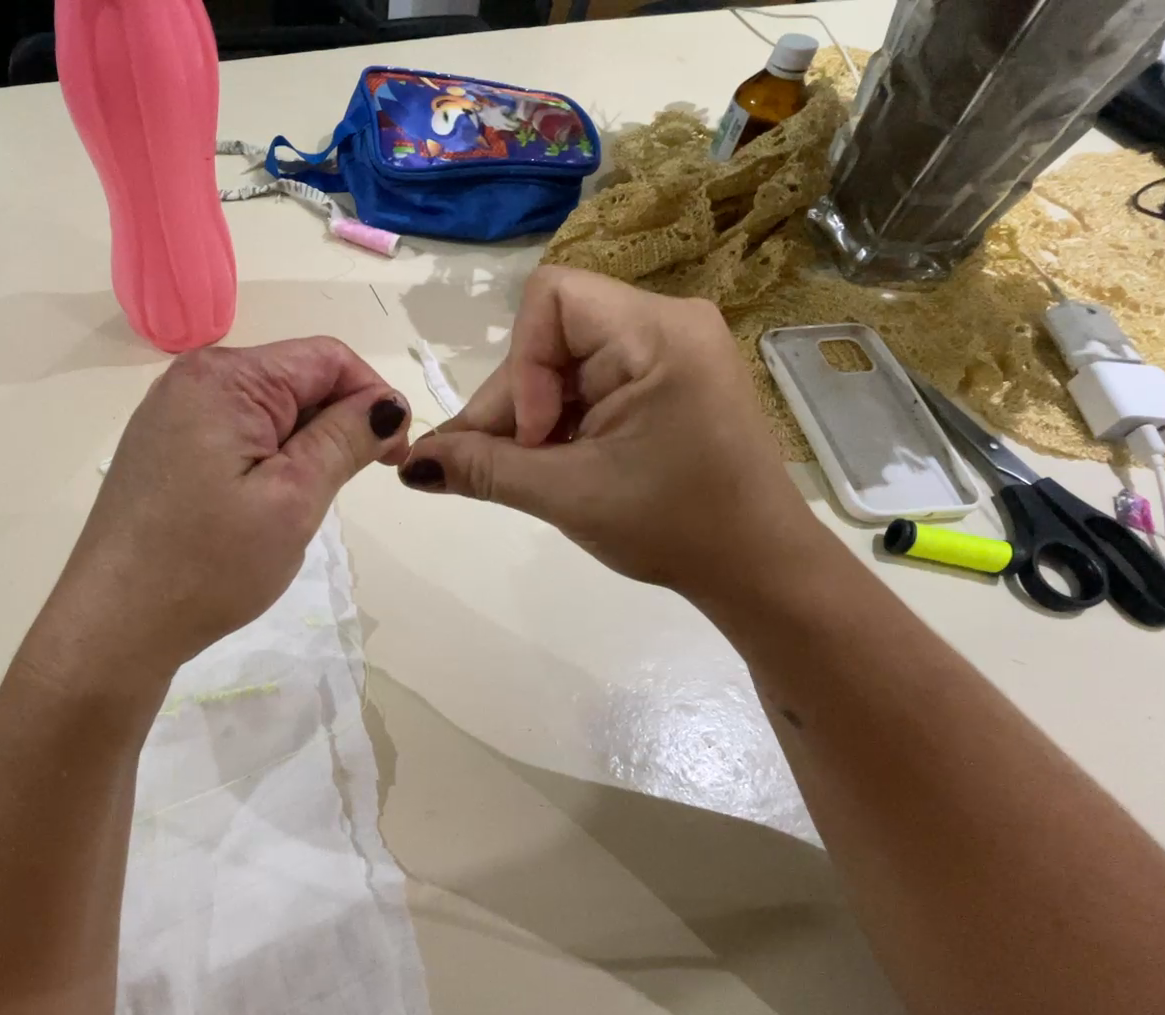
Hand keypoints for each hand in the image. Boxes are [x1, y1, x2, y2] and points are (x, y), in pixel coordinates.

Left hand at [29, 337, 410, 681]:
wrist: (114, 624)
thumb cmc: (208, 564)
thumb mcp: (293, 499)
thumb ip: (345, 439)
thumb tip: (386, 405)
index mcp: (225, 377)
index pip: (326, 358)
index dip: (373, 398)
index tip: (394, 457)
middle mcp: (192, 379)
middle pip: (294, 380)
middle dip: (335, 425)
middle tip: (346, 490)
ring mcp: (171, 414)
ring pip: (267, 412)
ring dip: (302, 448)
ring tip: (299, 507)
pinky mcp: (163, 449)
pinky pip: (235, 435)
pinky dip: (266, 461)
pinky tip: (260, 506)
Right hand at [395, 266, 828, 598]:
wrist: (757, 567)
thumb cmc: (674, 527)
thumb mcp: (566, 495)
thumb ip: (481, 469)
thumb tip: (408, 464)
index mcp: (657, 333)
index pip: (551, 298)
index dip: (521, 363)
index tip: (535, 435)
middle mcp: (667, 323)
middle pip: (551, 335)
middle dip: (516, 403)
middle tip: (498, 468)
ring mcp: (668, 351)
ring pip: (563, 363)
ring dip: (532, 418)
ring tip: (531, 474)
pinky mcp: (664, 380)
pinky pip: (588, 382)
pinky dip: (559, 422)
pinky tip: (554, 464)